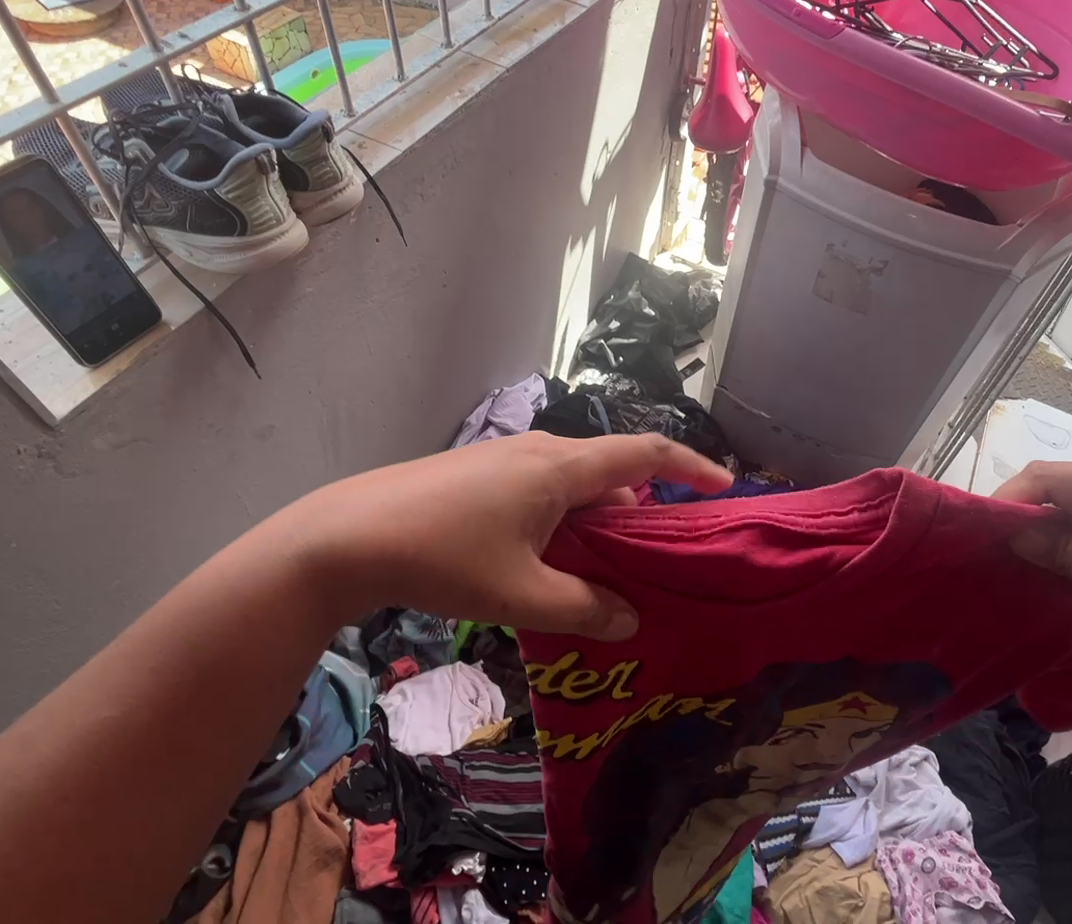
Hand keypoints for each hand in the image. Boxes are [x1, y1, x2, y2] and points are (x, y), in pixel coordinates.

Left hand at [276, 432, 731, 641]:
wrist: (346, 535)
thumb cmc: (443, 557)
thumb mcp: (521, 593)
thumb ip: (585, 607)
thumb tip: (630, 620)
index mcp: (562, 468)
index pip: (646, 451)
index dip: (691, 464)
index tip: (725, 485)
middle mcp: (541, 451)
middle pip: (613, 469)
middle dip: (644, 507)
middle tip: (661, 556)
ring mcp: (507, 458)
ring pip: (576, 481)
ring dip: (601, 517)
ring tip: (607, 568)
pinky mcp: (481, 473)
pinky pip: (546, 487)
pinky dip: (568, 516)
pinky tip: (552, 558)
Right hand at [993, 461, 1071, 696]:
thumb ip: (1070, 555)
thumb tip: (1014, 533)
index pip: (1052, 477)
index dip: (1010, 498)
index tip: (979, 533)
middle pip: (1058, 484)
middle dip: (1019, 511)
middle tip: (988, 548)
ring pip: (1070, 502)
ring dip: (1039, 526)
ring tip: (1009, 556)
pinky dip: (1063, 537)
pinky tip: (1046, 560)